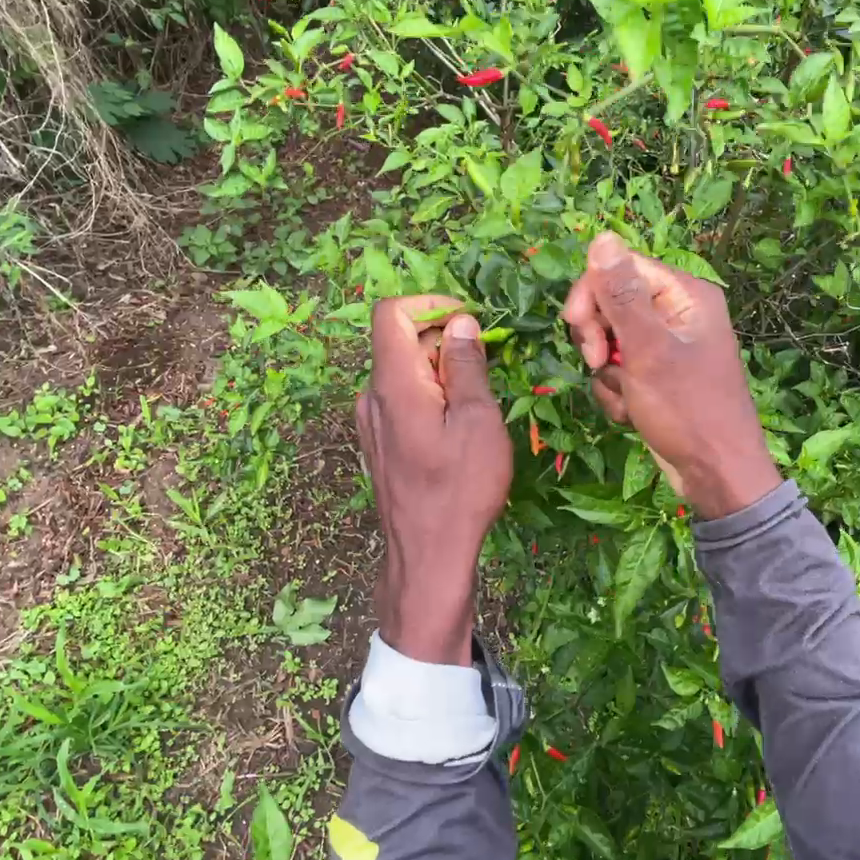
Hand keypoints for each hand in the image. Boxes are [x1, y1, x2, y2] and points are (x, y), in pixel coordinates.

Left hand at [356, 296, 512, 665]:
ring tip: (479, 399)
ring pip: (404, 372)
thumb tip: (460, 323)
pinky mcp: (379, 443)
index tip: (468, 319)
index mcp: (392, 382)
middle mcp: (371, 396)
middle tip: (488, 362)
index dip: (429, 303)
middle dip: (444, 339)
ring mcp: (371, 422)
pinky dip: (430, 394)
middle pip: (400, 342)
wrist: (428, 556)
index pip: (390, 313)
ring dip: (440, 369)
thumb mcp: (477, 420)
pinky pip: (402, 399)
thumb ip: (466, 365)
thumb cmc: (460, 487)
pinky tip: (459, 425)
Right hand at [562, 233, 780, 518]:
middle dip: (599, 340)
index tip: (578, 328)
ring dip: (608, 373)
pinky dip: (618, 393)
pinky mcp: (658, 377)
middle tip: (601, 362)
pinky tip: (633, 413)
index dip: (592, 296)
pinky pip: (620, 371)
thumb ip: (621, 295)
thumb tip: (602, 237)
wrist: (716, 475)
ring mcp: (668, 348)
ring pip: (610, 342)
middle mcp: (678, 314)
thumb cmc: (688, 409)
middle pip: (612, 304)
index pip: (621, 269)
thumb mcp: (648, 349)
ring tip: (630, 398)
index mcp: (686, 295)